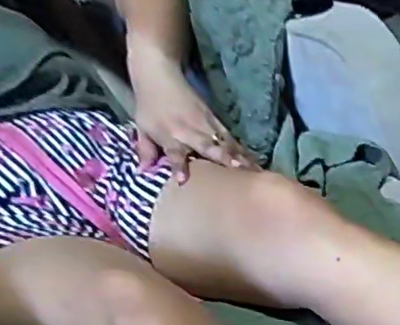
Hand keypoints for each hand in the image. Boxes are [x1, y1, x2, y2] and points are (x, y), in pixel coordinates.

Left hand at [125, 53, 256, 180]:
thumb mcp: (142, 126)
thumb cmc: (150, 104)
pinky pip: (231, 139)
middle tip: (238, 169)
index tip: (183, 180)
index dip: (179, 166)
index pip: (174, 153)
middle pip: (208, 147)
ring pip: (225, 144)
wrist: (158, 71)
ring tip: (256, 172)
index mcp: (169, 136)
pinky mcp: (216, 121)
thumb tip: (143, 172)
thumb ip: (146, 150)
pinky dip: (243, 151)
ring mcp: (205, 126)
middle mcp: (189, 133)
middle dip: (222, 158)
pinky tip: (256, 163)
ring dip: (240, 157)